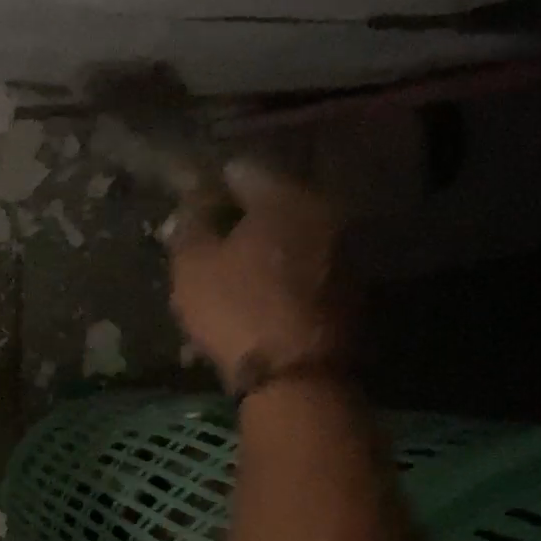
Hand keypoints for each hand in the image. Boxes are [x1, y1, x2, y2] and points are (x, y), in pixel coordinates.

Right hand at [168, 161, 345, 392]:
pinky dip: (285, 270)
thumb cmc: (235, 308)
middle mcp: (324, 209)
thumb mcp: (192, 267)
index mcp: (283, 196)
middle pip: (276, 201)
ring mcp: (345, 246)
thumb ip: (190, 228)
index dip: (213, 183)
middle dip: (244, 216)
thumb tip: (191, 204)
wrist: (297, 369)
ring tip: (237, 267)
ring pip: (294, 234)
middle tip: (214, 235)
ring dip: (267, 245)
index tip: (193, 198)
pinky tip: (262, 291)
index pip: (243, 171)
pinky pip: (308, 264)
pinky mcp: (351, 284)